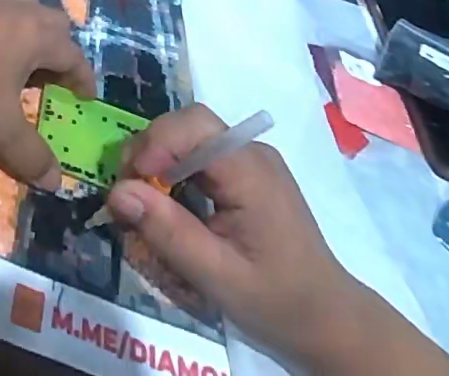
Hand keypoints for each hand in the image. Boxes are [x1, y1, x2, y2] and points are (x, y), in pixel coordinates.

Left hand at [0, 0, 93, 188]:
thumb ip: (31, 154)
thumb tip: (56, 183)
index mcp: (36, 35)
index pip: (73, 54)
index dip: (83, 78)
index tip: (85, 98)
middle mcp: (16, 11)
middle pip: (53, 22)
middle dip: (60, 49)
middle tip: (53, 79)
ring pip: (23, 11)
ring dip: (31, 35)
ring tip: (20, 65)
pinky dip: (2, 30)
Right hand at [106, 105, 361, 366]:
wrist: (331, 323)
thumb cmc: (277, 301)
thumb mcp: (218, 276)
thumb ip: (168, 231)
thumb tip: (116, 192)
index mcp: (250, 169)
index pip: (194, 124)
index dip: (156, 142)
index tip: (130, 181)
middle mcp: (250, 153)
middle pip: (187, 126)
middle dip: (150, 151)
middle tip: (127, 192)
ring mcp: (248, 161)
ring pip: (188, 138)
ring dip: (157, 162)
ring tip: (142, 202)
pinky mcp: (243, 174)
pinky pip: (199, 157)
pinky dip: (174, 174)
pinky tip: (167, 206)